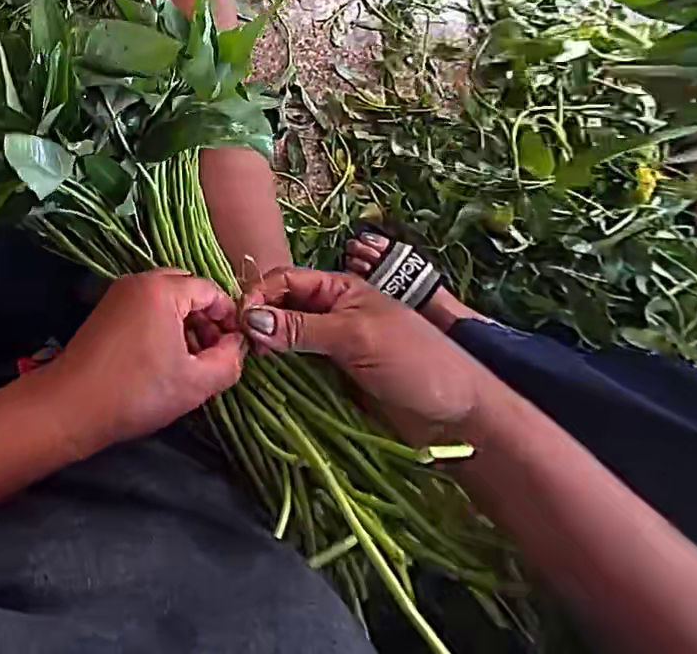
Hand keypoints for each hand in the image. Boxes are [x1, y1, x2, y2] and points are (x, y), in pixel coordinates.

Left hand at [38, 268, 244, 455]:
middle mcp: (139, 281)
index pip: (210, 289)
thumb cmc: (138, 391)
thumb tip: (237, 344)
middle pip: (186, 287)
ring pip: (165, 296)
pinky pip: (145, 305)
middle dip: (206, 316)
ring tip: (192, 359)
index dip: (228, 316)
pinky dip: (162, 322)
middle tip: (214, 351)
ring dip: (184, 320)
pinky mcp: (105, 309)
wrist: (71, 405)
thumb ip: (228, 360)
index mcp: (162, 289)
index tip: (236, 346)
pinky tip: (164, 356)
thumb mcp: (195, 382)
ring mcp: (118, 293)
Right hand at [242, 267, 489, 445]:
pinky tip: (263, 373)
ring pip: (283, 334)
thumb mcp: (354, 336)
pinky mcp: (330, 373)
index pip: (285, 280)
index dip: (259, 294)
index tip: (238, 318)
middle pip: (279, 305)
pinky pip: (294, 362)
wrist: (458, 417)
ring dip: (264, 343)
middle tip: (238, 342)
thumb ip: (301, 327)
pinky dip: (277, 365)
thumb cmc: (414, 362)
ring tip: (247, 359)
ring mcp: (329, 343)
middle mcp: (329, 310)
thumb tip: (249, 319)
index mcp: (338, 288)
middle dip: (256, 317)